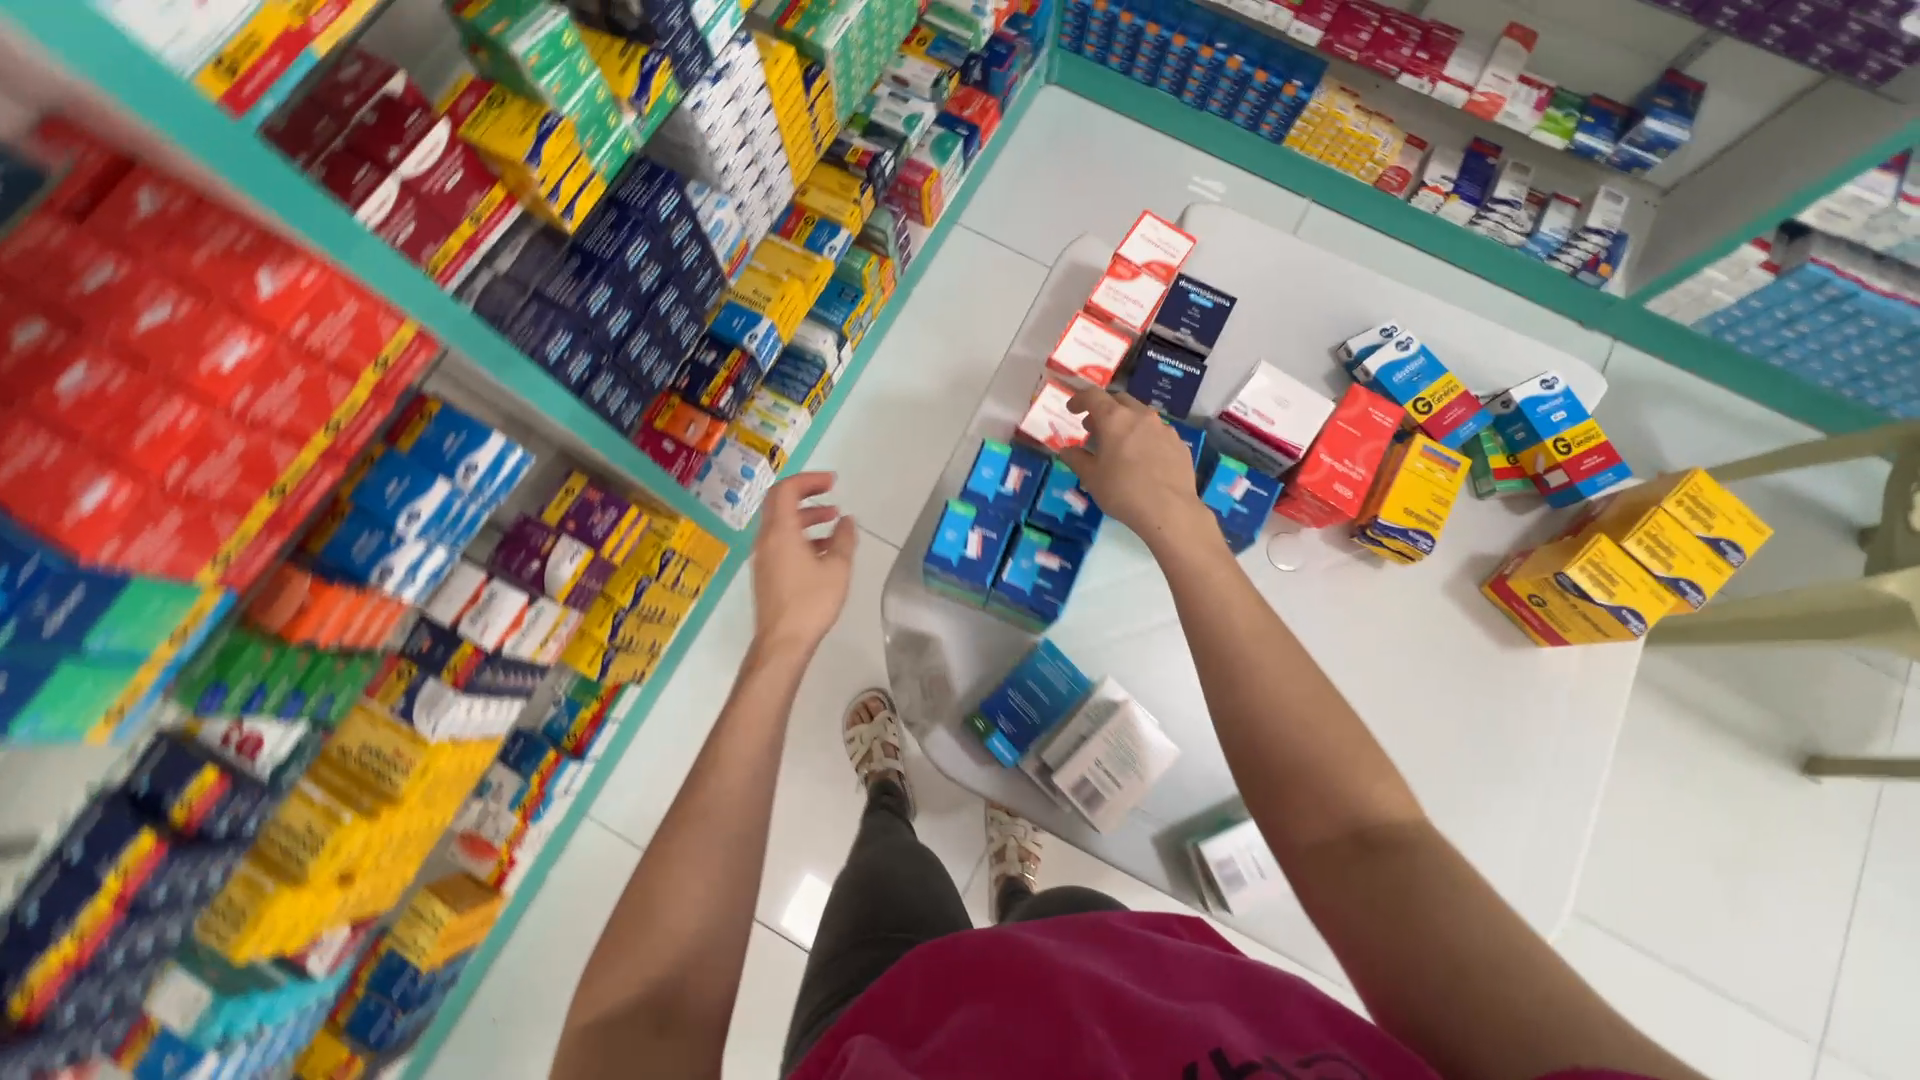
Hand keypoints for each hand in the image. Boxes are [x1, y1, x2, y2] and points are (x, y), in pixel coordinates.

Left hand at [751, 472, 858, 654]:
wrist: (782, 642)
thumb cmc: (811, 602)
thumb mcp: (837, 568)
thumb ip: (844, 539)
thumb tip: (847, 520)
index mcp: (780, 532)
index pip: (786, 490)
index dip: (809, 480)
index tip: (832, 482)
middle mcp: (766, 540)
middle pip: (779, 503)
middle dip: (806, 494)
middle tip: (831, 493)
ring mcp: (763, 557)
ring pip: (781, 524)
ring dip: (806, 516)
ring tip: (834, 521)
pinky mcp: (766, 573)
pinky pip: (781, 542)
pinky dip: (800, 535)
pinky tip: (823, 549)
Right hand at [1059, 389, 1211, 550]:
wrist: (1169, 510)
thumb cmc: (1122, 492)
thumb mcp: (1091, 478)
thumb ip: (1076, 459)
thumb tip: (1066, 450)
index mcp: (1115, 419)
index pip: (1093, 396)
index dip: (1079, 399)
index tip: (1071, 410)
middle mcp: (1141, 416)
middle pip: (1119, 400)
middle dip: (1104, 410)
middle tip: (1094, 429)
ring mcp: (1164, 428)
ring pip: (1141, 415)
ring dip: (1126, 423)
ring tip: (1119, 445)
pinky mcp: (1179, 443)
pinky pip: (1157, 433)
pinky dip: (1144, 437)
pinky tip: (1143, 459)